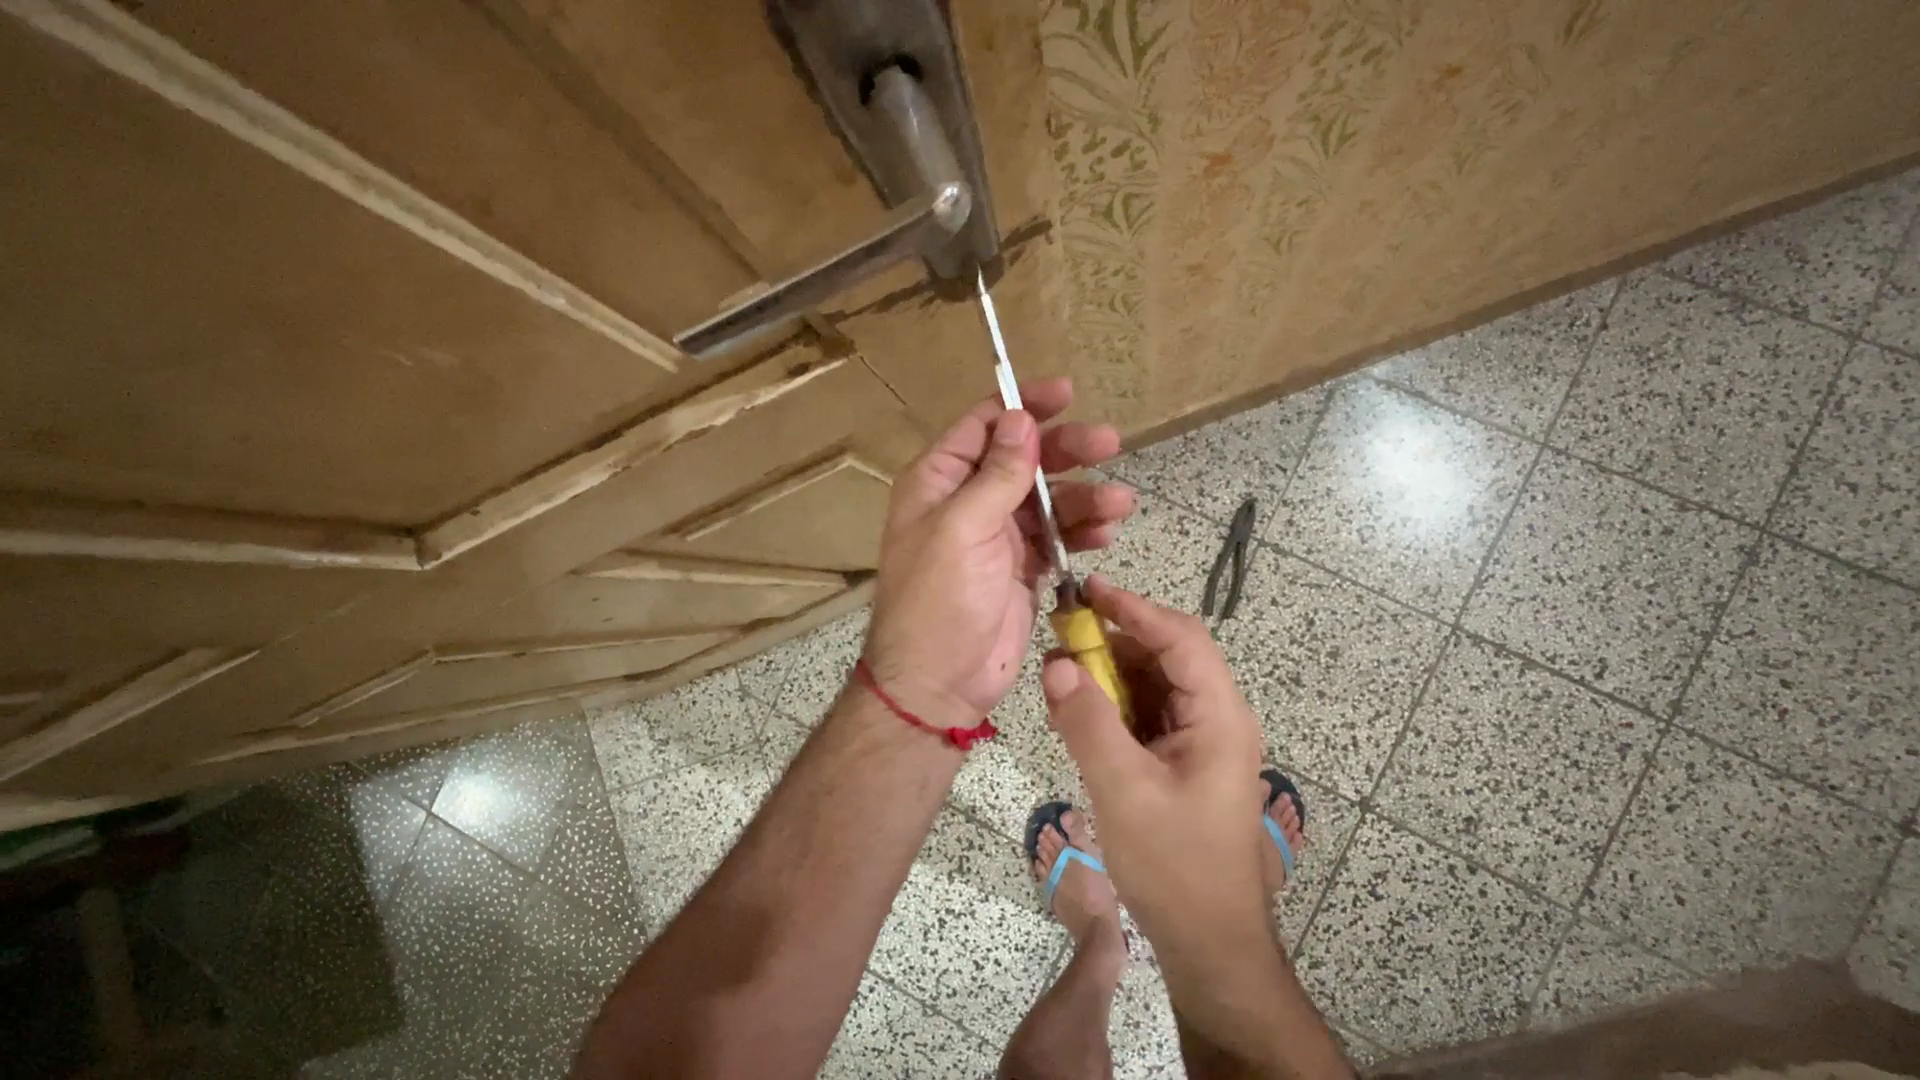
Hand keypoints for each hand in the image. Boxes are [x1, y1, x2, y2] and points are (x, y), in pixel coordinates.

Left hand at [863, 377, 1131, 728]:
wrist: (939, 681)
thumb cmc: (939, 600)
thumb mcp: (963, 528)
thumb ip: (996, 475)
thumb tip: (1019, 419)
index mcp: (939, 482)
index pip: (982, 427)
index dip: (1021, 406)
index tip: (1065, 392)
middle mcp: (967, 502)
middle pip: (1023, 459)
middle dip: (1065, 450)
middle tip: (1110, 442)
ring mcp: (997, 537)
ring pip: (1048, 500)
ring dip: (1084, 497)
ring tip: (1119, 503)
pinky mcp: (1022, 569)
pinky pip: (1058, 538)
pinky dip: (1081, 532)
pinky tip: (1106, 533)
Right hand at [1039, 575, 1271, 950]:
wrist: (1209, 943)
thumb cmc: (1174, 866)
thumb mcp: (1123, 789)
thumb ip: (1088, 722)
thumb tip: (1056, 663)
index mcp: (1220, 717)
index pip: (1182, 638)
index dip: (1135, 609)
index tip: (1088, 591)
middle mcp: (1218, 720)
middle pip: (1168, 657)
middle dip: (1115, 643)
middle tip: (1062, 640)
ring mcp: (1202, 744)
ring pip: (1155, 687)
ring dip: (1110, 676)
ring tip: (1061, 678)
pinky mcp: (1184, 765)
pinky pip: (1148, 718)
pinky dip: (1114, 709)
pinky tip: (1077, 716)